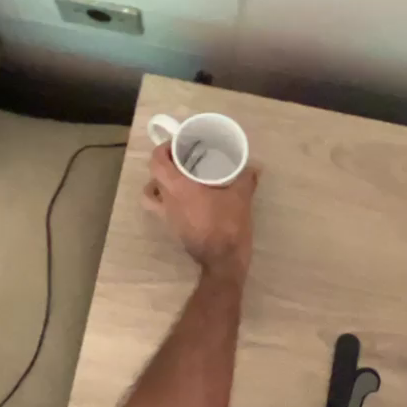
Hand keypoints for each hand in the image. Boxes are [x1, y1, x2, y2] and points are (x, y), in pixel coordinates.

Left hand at [142, 143, 258, 279]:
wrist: (223, 261)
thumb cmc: (228, 225)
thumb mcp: (241, 197)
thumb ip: (246, 178)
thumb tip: (255, 167)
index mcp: (178, 188)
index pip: (157, 162)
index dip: (162, 150)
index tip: (177, 145)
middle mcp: (167, 201)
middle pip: (154, 176)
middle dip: (164, 164)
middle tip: (182, 159)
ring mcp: (168, 218)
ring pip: (151, 196)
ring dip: (158, 185)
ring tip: (176, 179)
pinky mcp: (174, 230)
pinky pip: (162, 210)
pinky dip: (168, 201)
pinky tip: (186, 200)